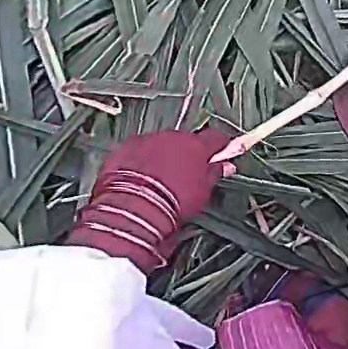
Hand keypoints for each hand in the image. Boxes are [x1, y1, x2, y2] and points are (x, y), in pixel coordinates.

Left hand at [68, 128, 232, 271]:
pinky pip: (138, 150)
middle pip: (185, 140)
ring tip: (161, 181)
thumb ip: (213, 174)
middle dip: (187, 154)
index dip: (220, 146)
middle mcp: (172, 137)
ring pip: (160, 144)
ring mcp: (147, 141)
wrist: (134, 211)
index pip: (215, 138)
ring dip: (163, 157)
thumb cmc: (171, 205)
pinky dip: (140, 161)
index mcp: (196, 146)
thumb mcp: (202, 193)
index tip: (220, 154)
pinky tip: (141, 179)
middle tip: (187, 176)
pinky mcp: (125, 148)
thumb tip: (223, 167)